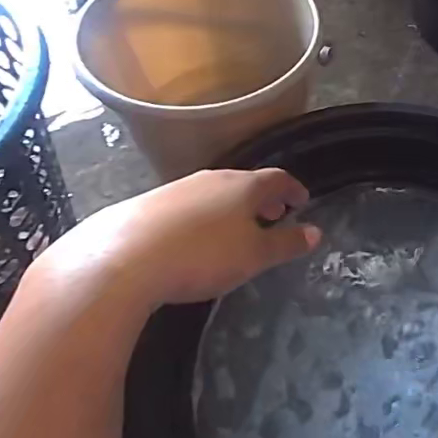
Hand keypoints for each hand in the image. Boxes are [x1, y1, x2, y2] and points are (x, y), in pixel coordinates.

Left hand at [34, 168, 320, 308]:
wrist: (122, 259)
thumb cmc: (201, 255)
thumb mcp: (253, 256)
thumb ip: (286, 243)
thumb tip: (315, 232)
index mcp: (244, 186)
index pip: (278, 178)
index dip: (293, 189)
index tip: (302, 201)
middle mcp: (213, 178)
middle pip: (246, 182)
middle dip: (263, 198)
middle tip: (274, 215)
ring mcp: (179, 188)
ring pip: (216, 192)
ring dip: (233, 206)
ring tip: (237, 228)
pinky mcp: (150, 203)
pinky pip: (189, 204)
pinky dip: (204, 215)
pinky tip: (196, 237)